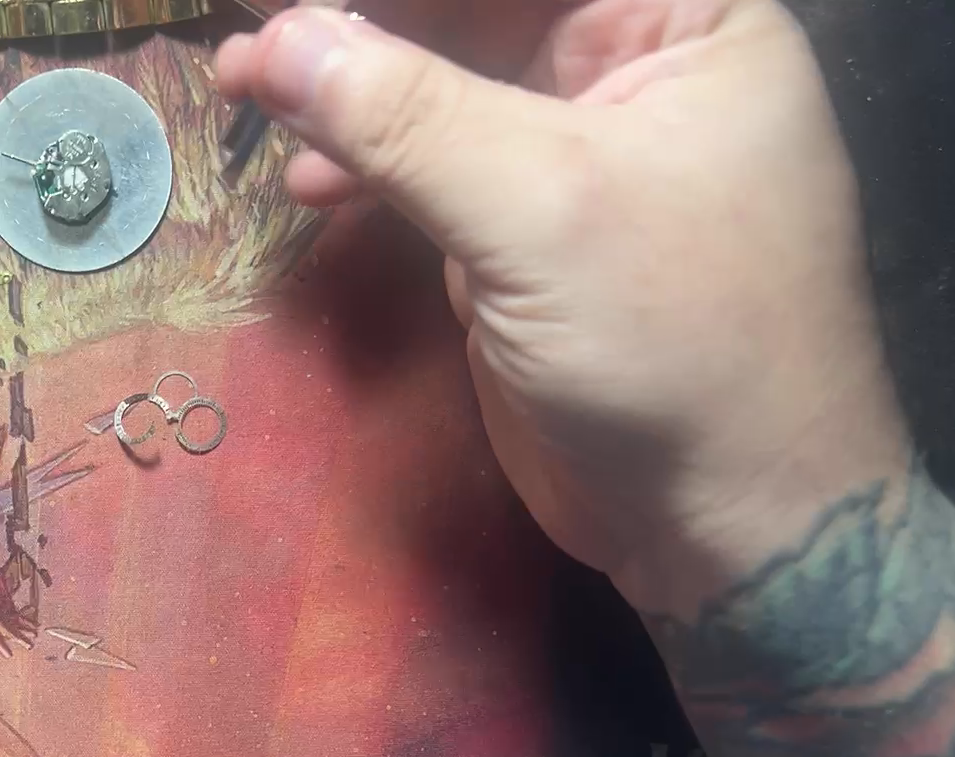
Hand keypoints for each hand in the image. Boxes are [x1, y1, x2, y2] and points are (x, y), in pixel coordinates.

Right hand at [218, 0, 911, 614]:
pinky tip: (310, 183)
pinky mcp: (513, 241)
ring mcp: (559, 162)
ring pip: (433, 97)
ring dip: (342, 97)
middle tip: (247, 44)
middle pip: (466, 18)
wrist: (707, 507)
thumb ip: (408, 121)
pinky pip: (425, 179)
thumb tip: (283, 41)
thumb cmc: (667, 342)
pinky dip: (363, 174)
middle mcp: (619, 72)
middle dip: (357, 26)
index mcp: (676, 14)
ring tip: (247, 92)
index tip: (288, 1)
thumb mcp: (539, 211)